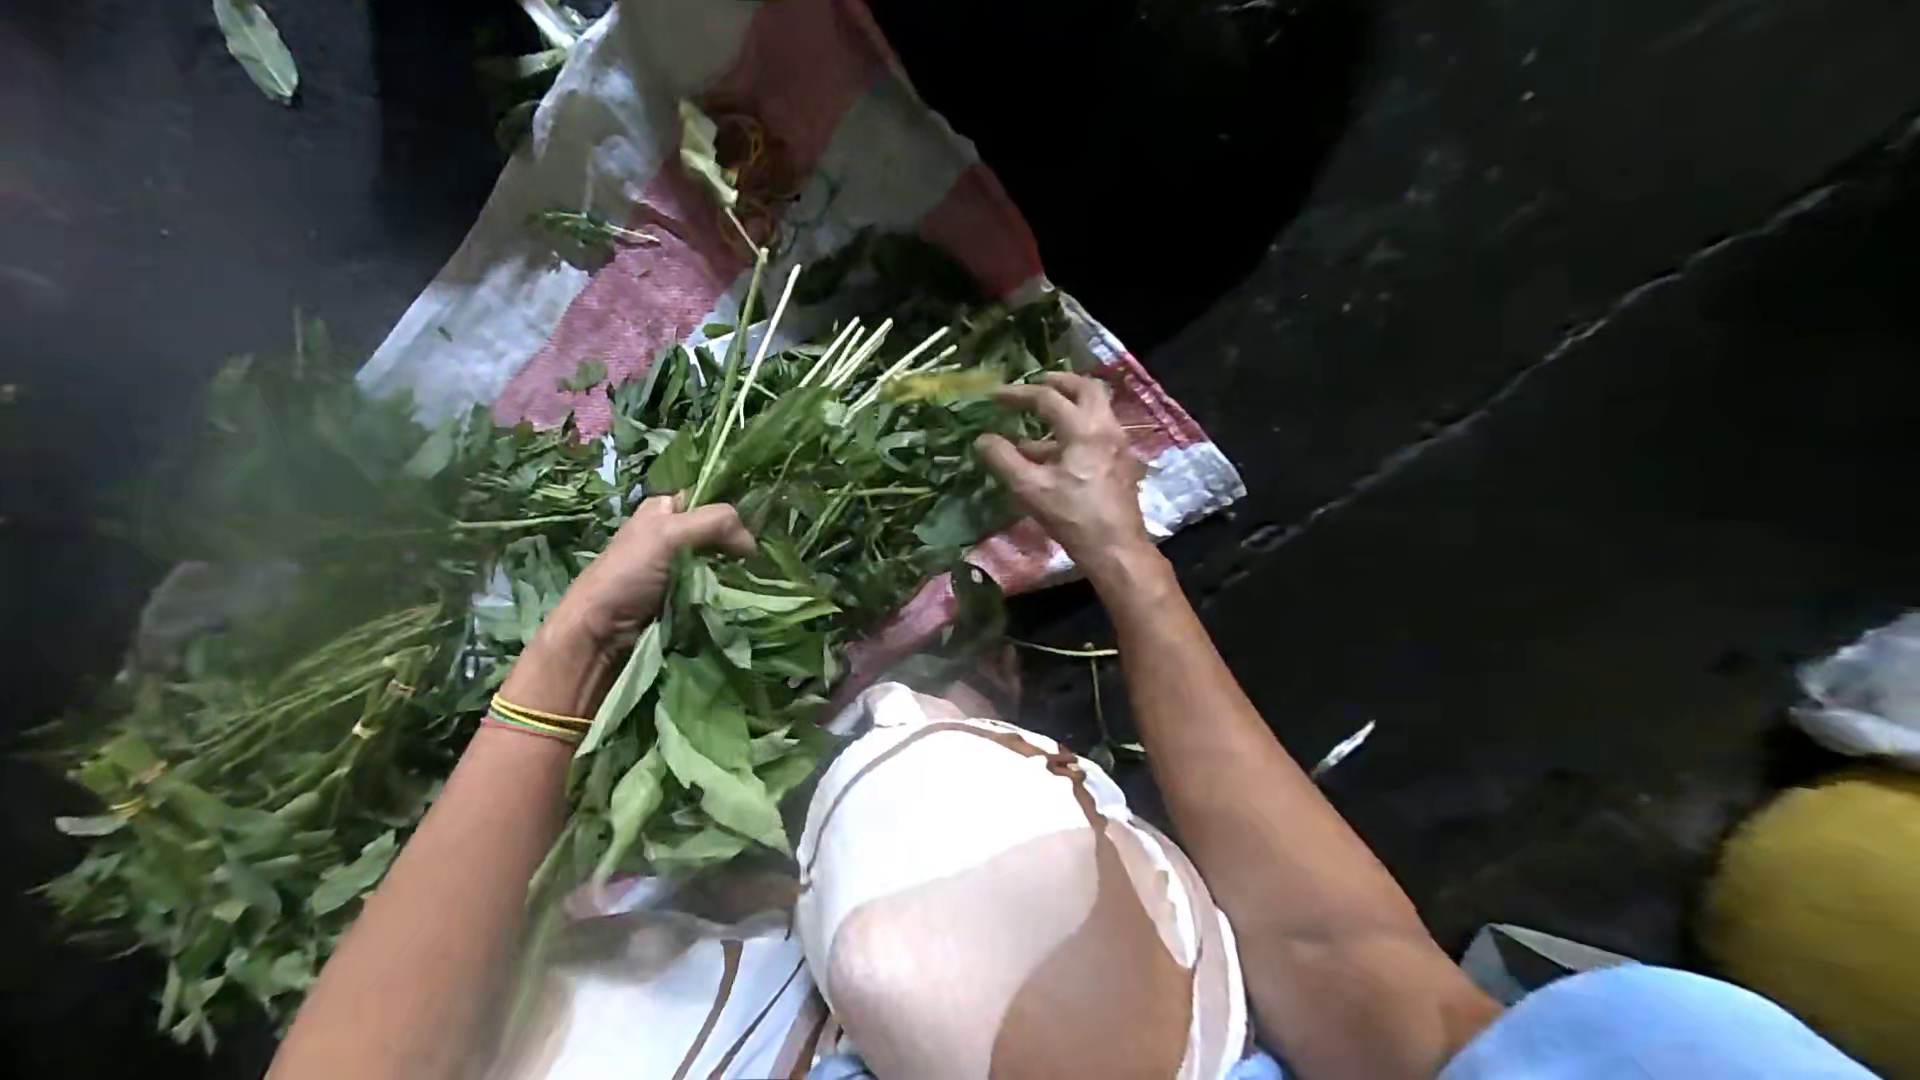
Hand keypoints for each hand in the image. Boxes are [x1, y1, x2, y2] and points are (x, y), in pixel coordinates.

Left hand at [547, 494, 755, 652]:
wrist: (602, 632)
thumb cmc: (628, 574)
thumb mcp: (669, 534)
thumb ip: (714, 523)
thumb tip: (753, 544)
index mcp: (664, 509)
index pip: (710, 498)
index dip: (731, 511)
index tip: (754, 529)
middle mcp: (673, 533)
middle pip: (719, 530)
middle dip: (737, 543)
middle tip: (755, 558)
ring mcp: (680, 566)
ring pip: (721, 559)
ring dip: (736, 569)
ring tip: (754, 577)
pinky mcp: (686, 594)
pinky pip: (716, 584)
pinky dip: (728, 589)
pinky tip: (741, 592)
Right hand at [975, 372, 1153, 585]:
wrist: (1115, 548)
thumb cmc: (1073, 516)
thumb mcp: (1030, 489)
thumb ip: (1003, 460)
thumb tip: (982, 440)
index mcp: (1084, 429)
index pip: (1047, 398)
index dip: (1018, 394)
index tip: (995, 396)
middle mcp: (1106, 428)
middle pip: (1085, 388)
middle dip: (1058, 383)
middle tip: (1036, 384)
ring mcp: (1118, 444)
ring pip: (1095, 409)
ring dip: (1069, 406)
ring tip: (1041, 420)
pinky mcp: (1121, 462)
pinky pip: (1098, 431)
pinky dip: (1076, 428)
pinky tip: (1055, 453)